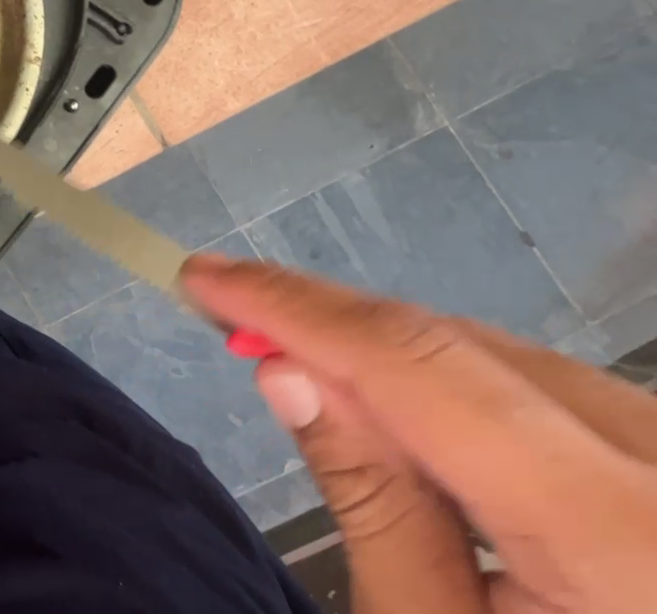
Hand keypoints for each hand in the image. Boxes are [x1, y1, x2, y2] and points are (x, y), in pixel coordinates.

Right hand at [182, 253, 656, 613]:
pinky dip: (468, 382)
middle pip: (475, 352)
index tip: (202, 278)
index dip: (296, 307)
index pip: (421, 366)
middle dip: (339, 326)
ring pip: (523, 363)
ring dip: (399, 352)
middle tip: (234, 318)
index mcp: (625, 538)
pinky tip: (407, 401)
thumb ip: (371, 499)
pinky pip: (569, 395)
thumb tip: (285, 371)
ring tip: (307, 360)